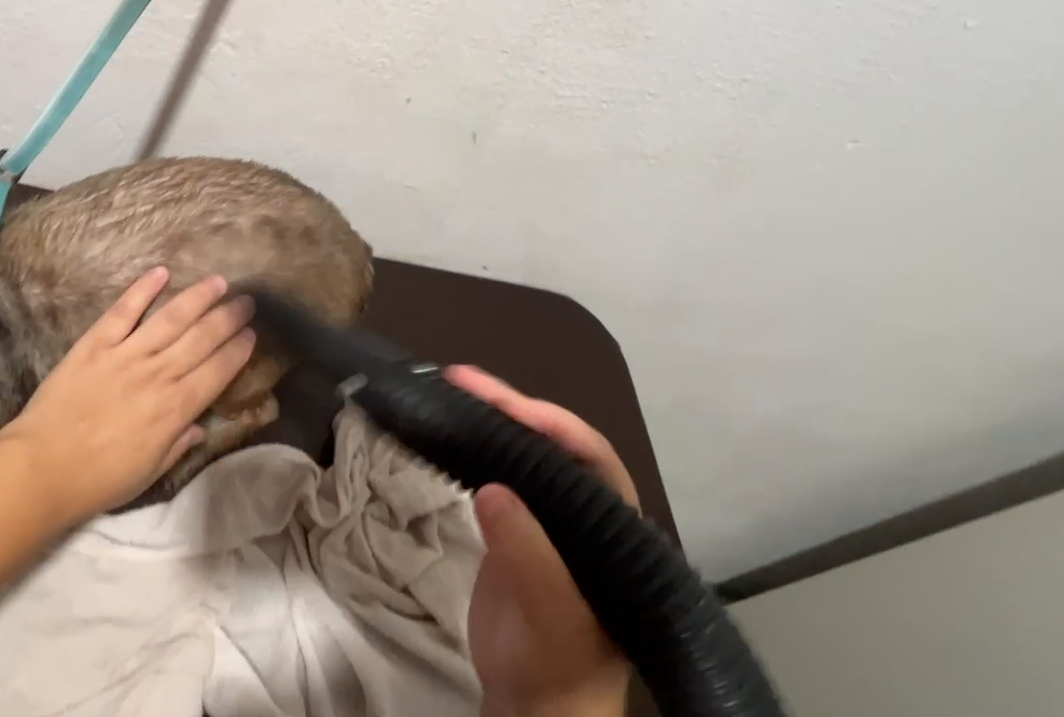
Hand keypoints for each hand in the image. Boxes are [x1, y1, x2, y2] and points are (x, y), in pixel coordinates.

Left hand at [0, 269, 254, 524]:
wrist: (44, 467)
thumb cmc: (100, 479)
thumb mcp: (150, 471)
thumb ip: (178, 445)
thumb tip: (199, 426)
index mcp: (175, 409)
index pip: (217, 371)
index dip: (238, 350)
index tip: (252, 333)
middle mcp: (158, 374)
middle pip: (201, 338)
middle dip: (228, 317)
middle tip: (246, 300)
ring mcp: (125, 355)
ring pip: (170, 318)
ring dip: (198, 297)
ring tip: (218, 281)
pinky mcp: (94, 344)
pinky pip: (123, 311)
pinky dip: (142, 289)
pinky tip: (161, 272)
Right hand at [447, 366, 637, 716]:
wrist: (532, 704)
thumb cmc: (559, 665)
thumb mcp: (553, 617)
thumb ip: (529, 556)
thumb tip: (492, 490)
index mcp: (615, 527)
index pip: (591, 458)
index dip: (552, 424)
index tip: (504, 403)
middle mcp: (585, 511)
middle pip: (552, 444)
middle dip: (511, 407)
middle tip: (462, 379)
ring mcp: (547, 517)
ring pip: (522, 452)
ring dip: (489, 418)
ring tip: (449, 388)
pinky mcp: (512, 526)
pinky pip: (495, 473)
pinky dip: (472, 446)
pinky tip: (448, 429)